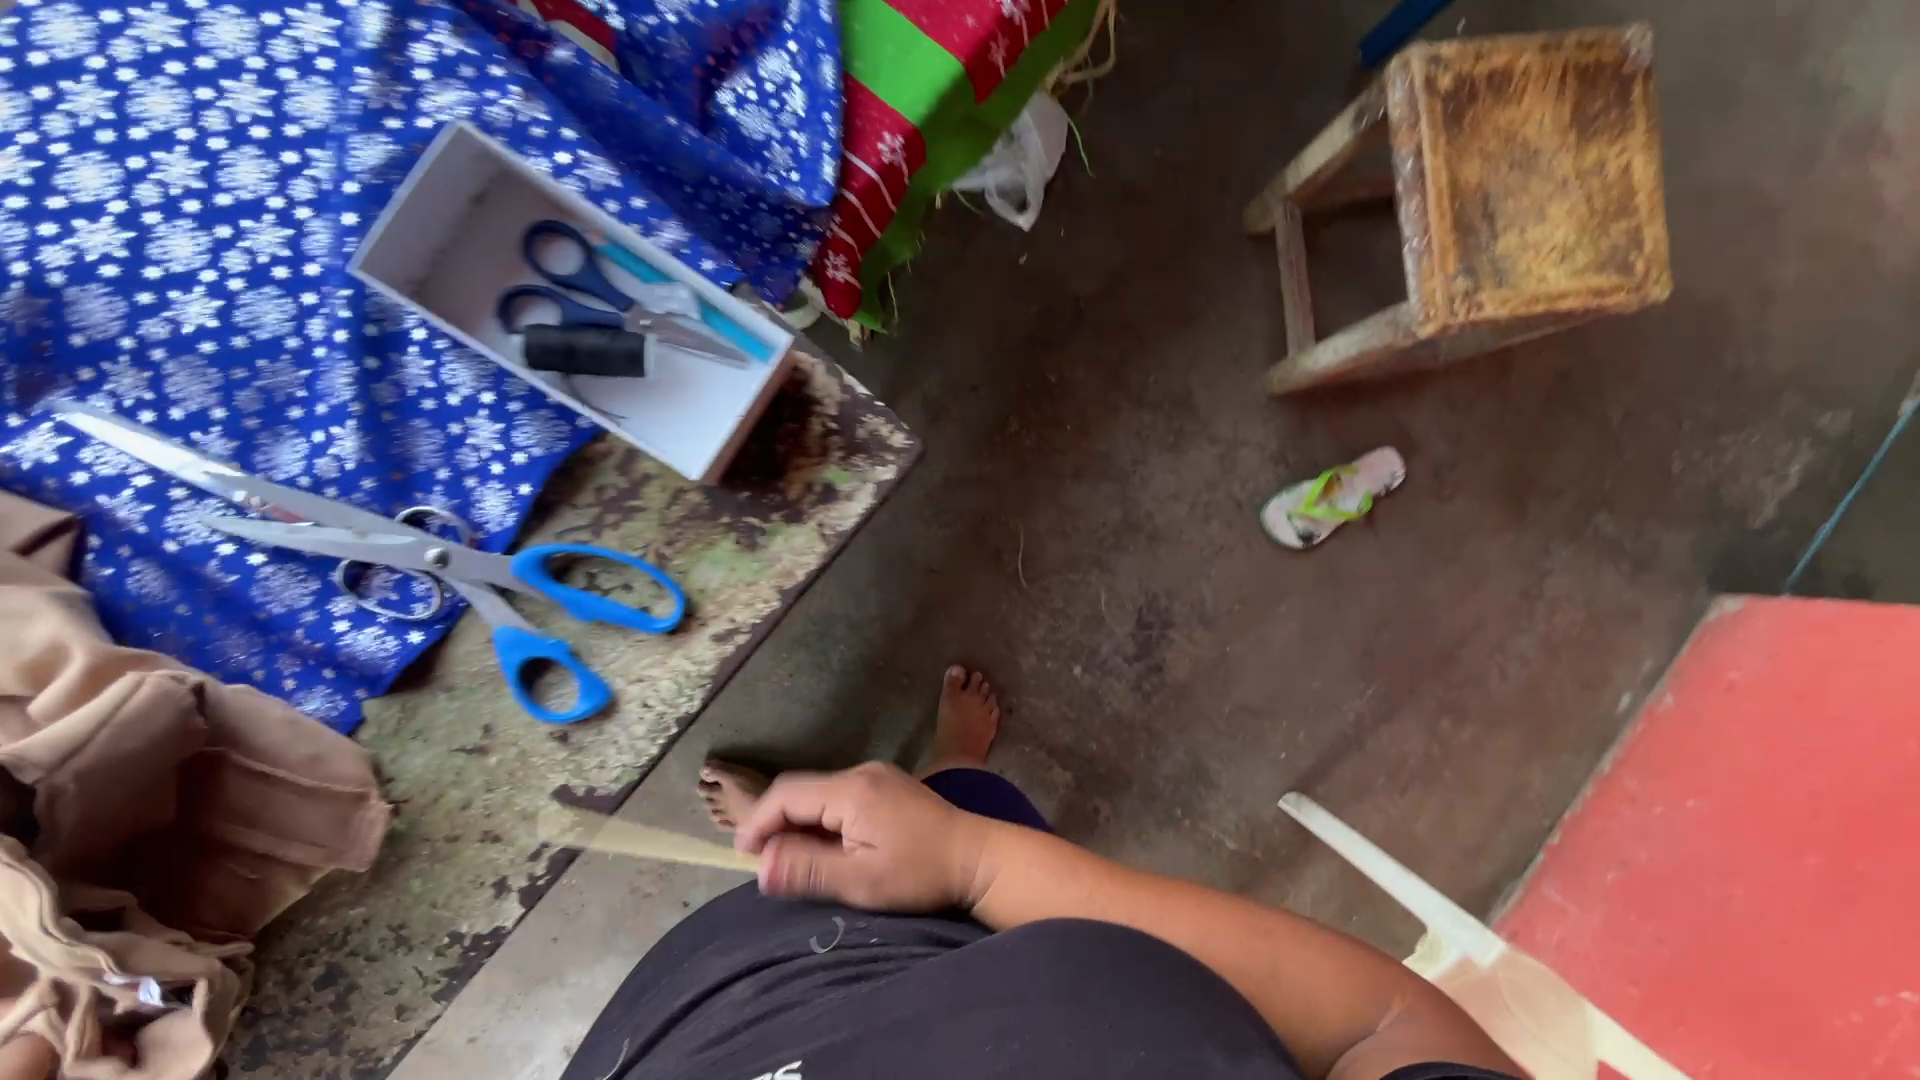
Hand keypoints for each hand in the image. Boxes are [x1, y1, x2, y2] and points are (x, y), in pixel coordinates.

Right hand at [734, 762, 996, 910]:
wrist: (979, 857)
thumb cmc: (920, 874)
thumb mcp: (861, 882)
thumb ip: (808, 870)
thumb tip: (758, 866)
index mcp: (851, 790)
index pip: (787, 794)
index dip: (758, 822)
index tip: (743, 855)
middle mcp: (861, 772)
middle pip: (802, 789)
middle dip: (777, 822)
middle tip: (763, 861)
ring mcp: (878, 775)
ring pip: (821, 792)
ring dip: (800, 821)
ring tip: (791, 858)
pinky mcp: (889, 785)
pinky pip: (841, 796)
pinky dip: (823, 818)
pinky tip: (826, 845)